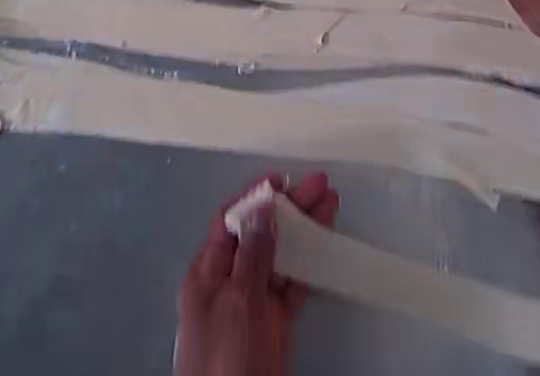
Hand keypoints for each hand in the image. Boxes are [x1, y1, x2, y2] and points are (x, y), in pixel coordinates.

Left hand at [175, 173, 339, 375]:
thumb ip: (254, 253)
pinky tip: (326, 242)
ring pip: (282, 254)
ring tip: (331, 203)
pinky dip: (310, 261)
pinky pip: (294, 282)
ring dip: (305, 229)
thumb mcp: (238, 301)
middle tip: (321, 185)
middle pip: (263, 233)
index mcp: (208, 273)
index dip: (256, 198)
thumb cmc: (225, 359)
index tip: (282, 180)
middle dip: (290, 208)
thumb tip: (263, 207)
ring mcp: (253, 302)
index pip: (232, 222)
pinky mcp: (274, 321)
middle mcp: (229, 282)